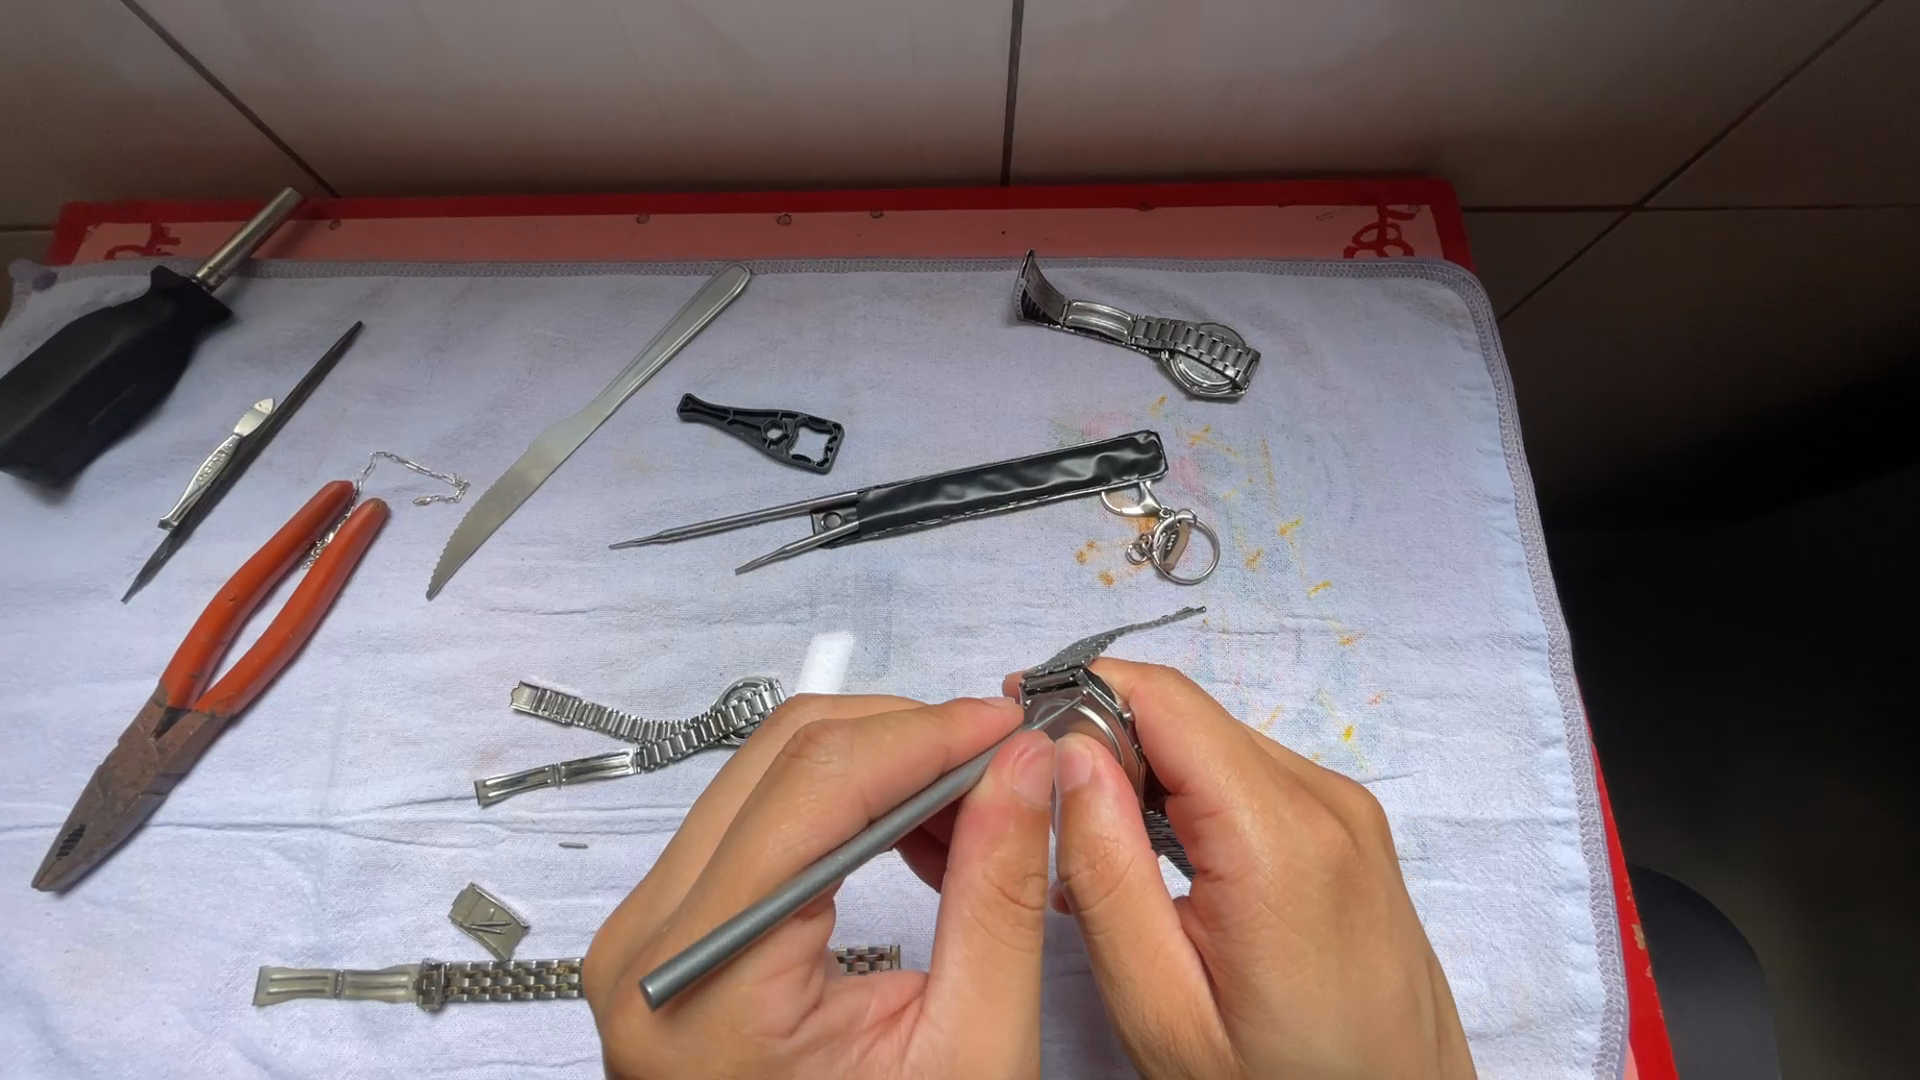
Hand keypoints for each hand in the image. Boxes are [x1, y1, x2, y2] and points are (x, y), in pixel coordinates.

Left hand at [583, 693, 1056, 1079]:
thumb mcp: (968, 1055)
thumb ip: (998, 896)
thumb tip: (1026, 764)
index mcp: (705, 981)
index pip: (821, 782)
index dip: (927, 733)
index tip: (1008, 726)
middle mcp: (652, 933)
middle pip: (793, 752)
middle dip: (913, 738)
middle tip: (1000, 764)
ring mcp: (655, 916)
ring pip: (784, 761)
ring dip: (890, 761)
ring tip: (970, 810)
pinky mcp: (680, 909)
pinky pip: (775, 799)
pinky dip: (861, 793)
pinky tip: (920, 833)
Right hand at [1025, 660, 1475, 1078]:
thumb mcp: (1160, 1006)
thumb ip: (1105, 870)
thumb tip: (1071, 752)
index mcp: (1279, 837)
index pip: (1165, 699)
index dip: (1085, 689)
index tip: (1023, 713)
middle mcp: (1324, 799)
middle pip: (1186, 715)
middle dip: (1105, 732)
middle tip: (1046, 795)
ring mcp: (1344, 809)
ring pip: (1210, 741)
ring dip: (1143, 766)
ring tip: (1096, 838)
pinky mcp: (1346, 827)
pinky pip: (1244, 773)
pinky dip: (1185, 790)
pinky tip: (1155, 849)